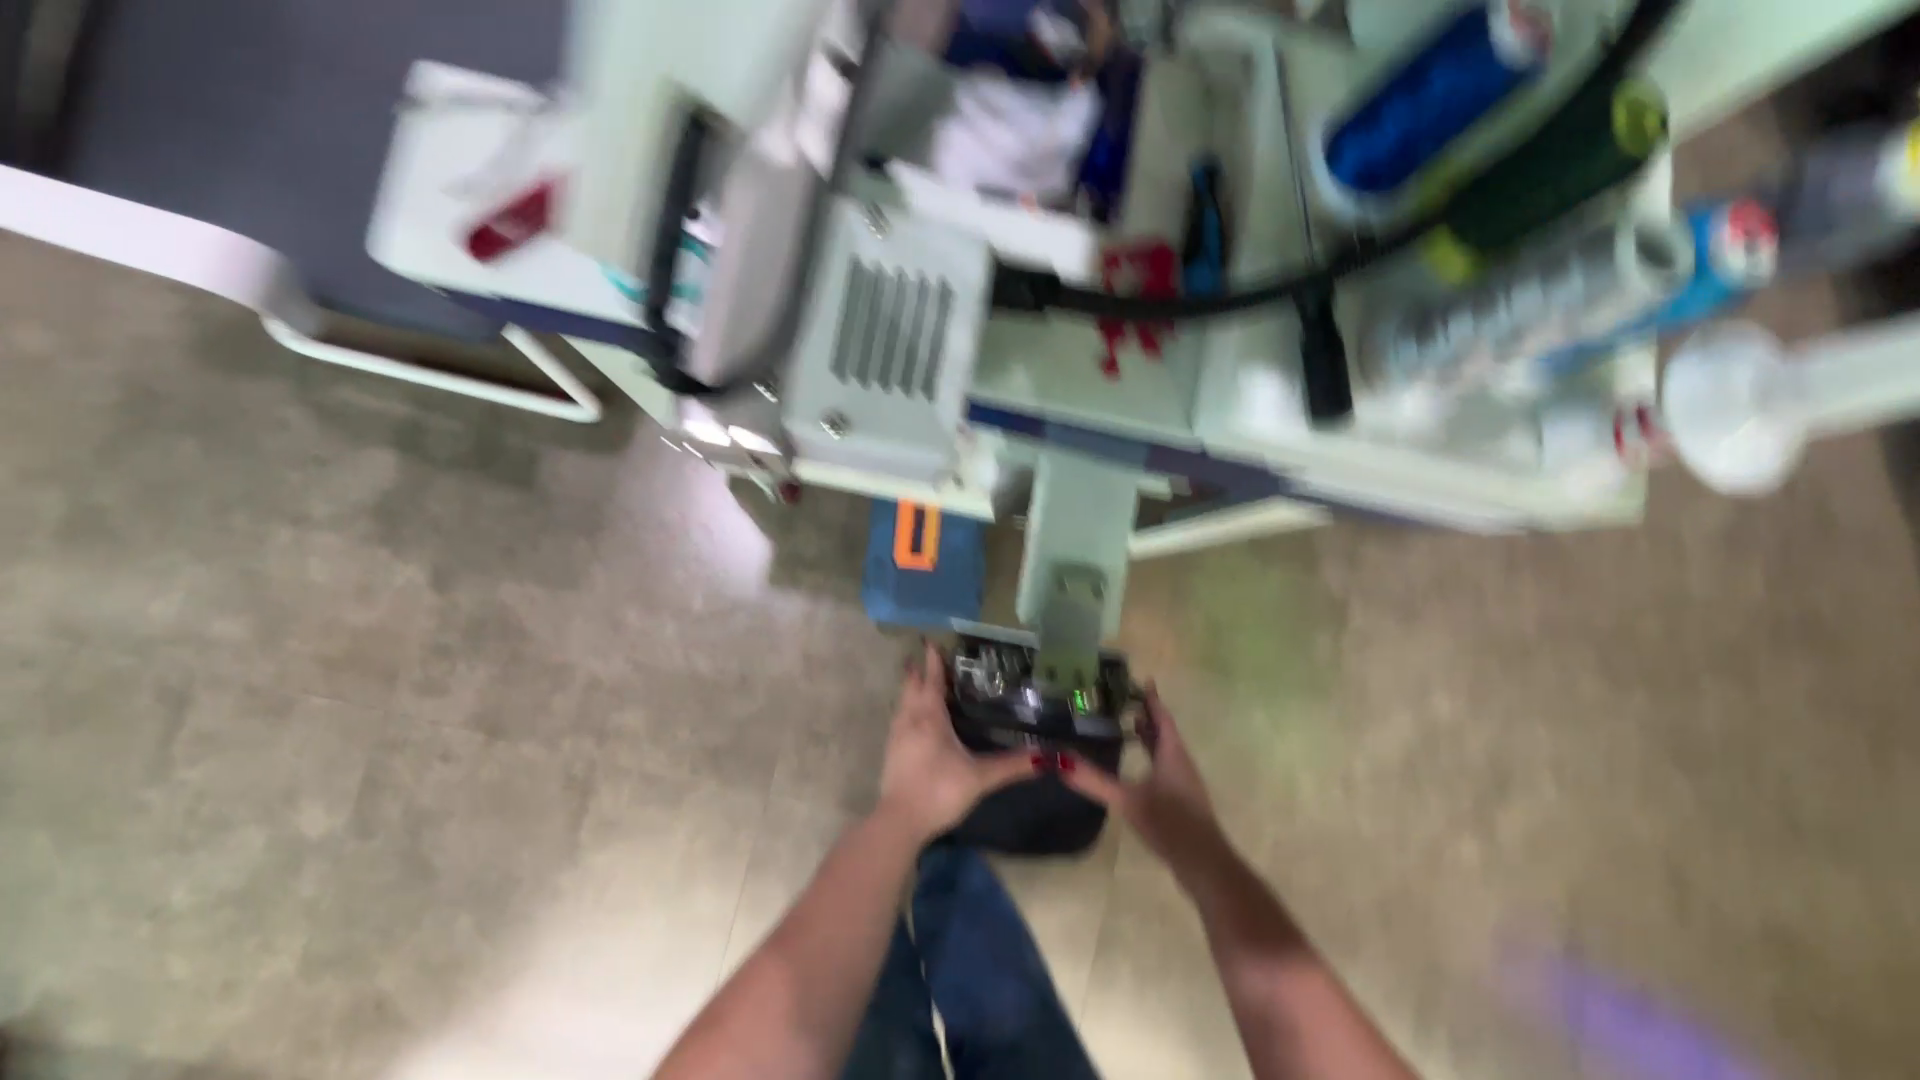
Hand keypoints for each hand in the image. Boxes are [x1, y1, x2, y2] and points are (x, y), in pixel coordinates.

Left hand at [876, 643, 1039, 842]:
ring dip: (909, 689)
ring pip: (902, 704)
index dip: (933, 661)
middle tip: (924, 655)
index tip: (932, 641)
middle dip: (917, 671)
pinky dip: (907, 710)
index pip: (931, 680)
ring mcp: (896, 738)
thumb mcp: (980, 777)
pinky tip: (912, 720)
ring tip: (917, 681)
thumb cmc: (939, 790)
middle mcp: (909, 721)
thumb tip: (1050, 756)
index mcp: (930, 718)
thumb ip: (1013, 766)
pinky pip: (899, 720)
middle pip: (911, 687)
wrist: (899, 822)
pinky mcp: (891, 754)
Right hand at [1063, 683, 1227, 870]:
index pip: (1161, 717)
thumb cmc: (1169, 822)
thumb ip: (1094, 781)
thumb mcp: (1127, 800)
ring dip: (1148, 737)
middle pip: (1163, 732)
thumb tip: (1058, 761)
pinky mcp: (1181, 801)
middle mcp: (1180, 763)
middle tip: (1123, 701)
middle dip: (1146, 716)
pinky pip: (1163, 768)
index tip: (1141, 680)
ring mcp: (1183, 783)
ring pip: (1164, 751)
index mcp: (1171, 753)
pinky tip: (1135, 769)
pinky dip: (1149, 758)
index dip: (1151, 699)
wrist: (1203, 862)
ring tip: (1126, 728)